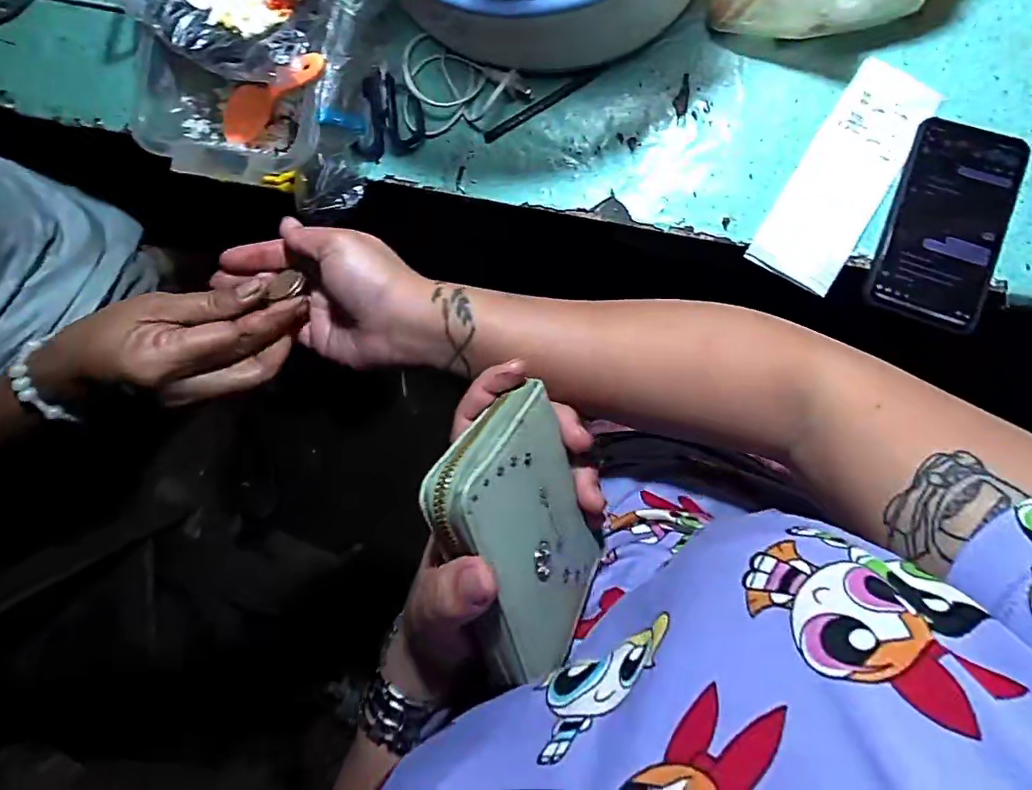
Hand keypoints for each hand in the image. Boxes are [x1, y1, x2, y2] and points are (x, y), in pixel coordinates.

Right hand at [29, 279, 308, 406]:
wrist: (69, 383)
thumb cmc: (101, 333)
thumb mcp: (150, 306)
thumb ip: (206, 304)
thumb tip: (256, 290)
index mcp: (168, 361)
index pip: (237, 338)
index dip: (272, 314)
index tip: (295, 290)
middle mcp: (189, 389)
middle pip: (257, 366)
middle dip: (283, 333)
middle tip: (299, 301)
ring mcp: (197, 402)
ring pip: (255, 376)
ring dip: (277, 344)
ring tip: (288, 311)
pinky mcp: (201, 404)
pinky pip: (242, 380)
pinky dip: (261, 355)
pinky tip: (266, 330)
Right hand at [215, 218, 434, 369]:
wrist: (400, 323)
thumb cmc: (369, 276)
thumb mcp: (338, 244)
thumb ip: (306, 239)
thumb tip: (284, 224)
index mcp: (330, 252)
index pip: (285, 250)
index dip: (255, 253)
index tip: (222, 258)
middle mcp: (322, 279)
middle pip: (277, 277)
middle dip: (246, 278)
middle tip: (211, 283)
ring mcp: (319, 310)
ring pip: (277, 303)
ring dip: (250, 301)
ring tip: (216, 302)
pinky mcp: (317, 337)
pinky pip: (285, 330)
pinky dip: (265, 325)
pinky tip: (237, 324)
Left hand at [382, 361, 604, 702]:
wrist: (455, 661)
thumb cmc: (435, 623)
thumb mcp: (435, 611)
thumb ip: (451, 596)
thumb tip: (484, 575)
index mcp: (459, 485)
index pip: (471, 422)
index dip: (492, 390)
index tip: (522, 371)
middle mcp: (494, 484)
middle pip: (526, 431)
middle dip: (556, 421)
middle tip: (581, 439)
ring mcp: (525, 504)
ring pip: (556, 460)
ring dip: (580, 464)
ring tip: (592, 493)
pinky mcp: (550, 529)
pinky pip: (572, 497)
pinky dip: (588, 494)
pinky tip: (597, 511)